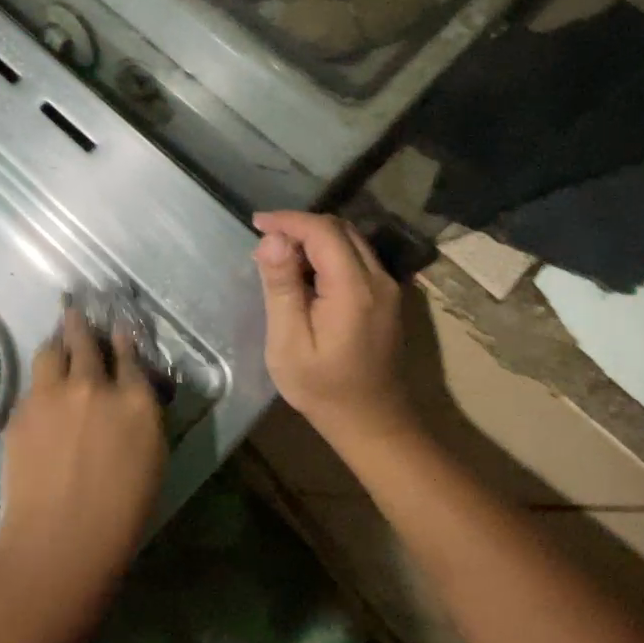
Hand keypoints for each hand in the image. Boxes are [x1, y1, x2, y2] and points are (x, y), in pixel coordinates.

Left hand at [0, 306, 165, 594]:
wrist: (61, 537)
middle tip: (75, 309)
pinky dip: (40, 381)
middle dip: (81, 323)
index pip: (129, 356)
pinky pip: (33, 384)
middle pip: (86, 341)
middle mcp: (95, 385)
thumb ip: (141, 415)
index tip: (118, 331)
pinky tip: (41, 390)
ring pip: (52, 351)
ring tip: (56, 340)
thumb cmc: (122, 513)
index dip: (122, 340)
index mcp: (136, 401)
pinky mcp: (22, 410)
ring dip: (56, 343)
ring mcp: (53, 394)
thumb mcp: (151, 459)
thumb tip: (128, 392)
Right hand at [252, 211, 407, 428]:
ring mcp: (387, 288)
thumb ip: (281, 287)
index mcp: (354, 289)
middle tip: (264, 241)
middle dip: (300, 226)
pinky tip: (304, 273)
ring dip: (314, 238)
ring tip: (278, 256)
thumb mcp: (289, 342)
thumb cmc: (322, 388)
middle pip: (340, 230)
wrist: (371, 422)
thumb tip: (272, 239)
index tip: (256, 224)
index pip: (323, 232)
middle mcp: (378, 279)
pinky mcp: (386, 298)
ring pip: (351, 241)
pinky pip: (357, 258)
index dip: (289, 221)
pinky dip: (328, 253)